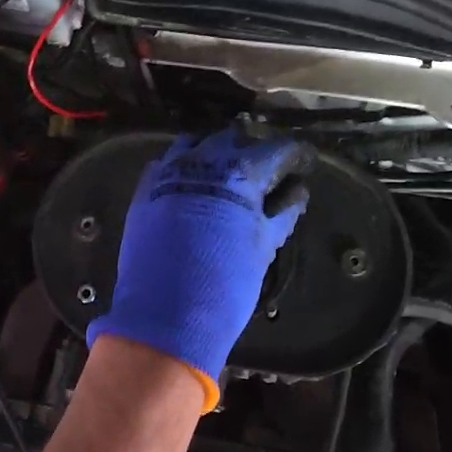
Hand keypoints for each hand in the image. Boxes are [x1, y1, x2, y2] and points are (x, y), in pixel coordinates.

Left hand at [86, 128, 314, 410]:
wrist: (164, 314)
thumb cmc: (225, 284)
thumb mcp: (264, 247)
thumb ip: (282, 213)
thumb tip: (297, 191)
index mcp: (242, 173)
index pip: (278, 148)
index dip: (297, 154)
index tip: (305, 161)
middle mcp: (205, 159)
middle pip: (236, 137)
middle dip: (255, 148)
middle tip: (269, 168)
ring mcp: (170, 169)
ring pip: (199, 142)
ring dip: (217, 150)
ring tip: (229, 171)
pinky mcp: (146, 186)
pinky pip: (170, 161)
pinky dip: (186, 165)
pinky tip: (194, 181)